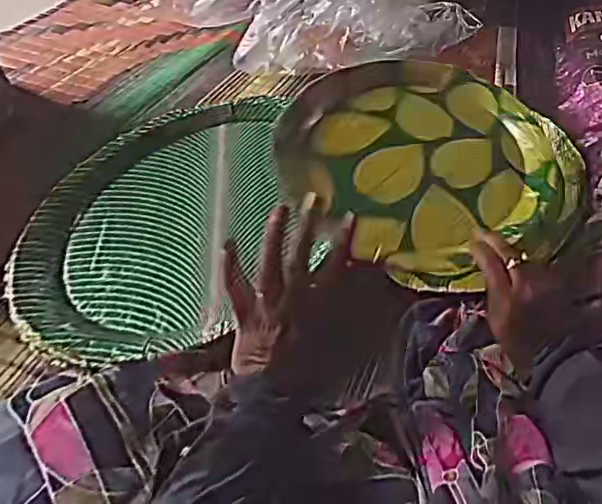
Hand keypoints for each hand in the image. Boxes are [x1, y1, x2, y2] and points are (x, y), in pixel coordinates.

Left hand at [220, 197, 356, 381]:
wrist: (267, 402)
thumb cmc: (306, 372)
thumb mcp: (336, 341)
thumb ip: (353, 314)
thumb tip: (373, 294)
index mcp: (317, 306)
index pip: (335, 266)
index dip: (344, 241)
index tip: (352, 216)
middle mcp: (293, 300)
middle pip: (301, 257)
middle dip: (308, 227)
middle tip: (313, 199)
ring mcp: (267, 306)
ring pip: (270, 265)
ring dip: (275, 236)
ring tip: (279, 209)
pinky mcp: (245, 316)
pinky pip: (235, 288)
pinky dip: (231, 266)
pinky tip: (228, 242)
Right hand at [471, 231, 574, 375]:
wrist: (552, 351)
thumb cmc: (518, 342)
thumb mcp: (496, 319)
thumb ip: (492, 290)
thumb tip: (488, 267)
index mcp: (508, 296)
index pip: (492, 263)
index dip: (481, 250)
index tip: (473, 241)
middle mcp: (527, 281)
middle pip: (509, 252)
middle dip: (493, 240)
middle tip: (481, 233)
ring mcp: (543, 277)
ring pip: (523, 254)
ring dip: (510, 249)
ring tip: (497, 243)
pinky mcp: (555, 277)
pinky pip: (534, 262)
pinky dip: (524, 259)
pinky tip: (517, 257)